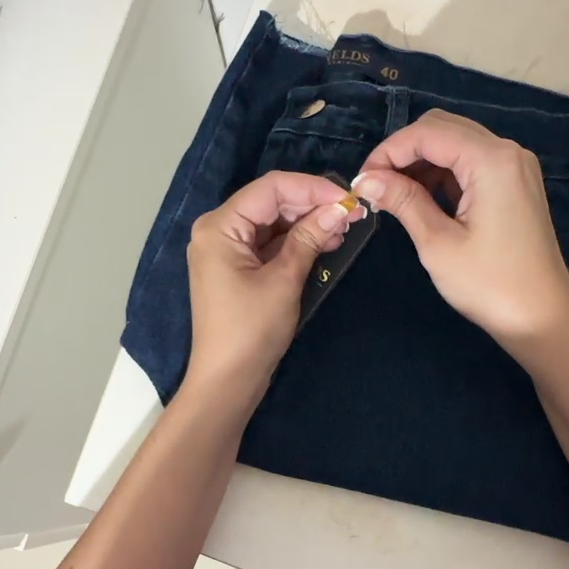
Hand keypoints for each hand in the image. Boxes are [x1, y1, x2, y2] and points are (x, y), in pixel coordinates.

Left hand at [183, 171, 356, 401]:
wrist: (228, 380)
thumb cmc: (251, 331)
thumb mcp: (284, 280)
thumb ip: (309, 239)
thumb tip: (339, 209)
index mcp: (219, 227)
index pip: (270, 189)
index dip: (311, 188)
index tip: (347, 198)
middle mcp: (217, 231)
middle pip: (270, 202)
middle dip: (311, 206)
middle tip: (351, 215)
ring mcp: (225, 251)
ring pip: (272, 223)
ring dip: (306, 225)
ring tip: (343, 231)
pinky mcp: (236, 270)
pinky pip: (268, 245)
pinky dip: (295, 244)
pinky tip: (325, 245)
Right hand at [352, 110, 568, 348]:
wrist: (540, 317)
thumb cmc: (488, 284)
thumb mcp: (438, 244)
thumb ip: (403, 202)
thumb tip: (365, 180)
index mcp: (491, 160)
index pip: (428, 133)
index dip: (388, 151)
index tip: (362, 181)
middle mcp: (507, 152)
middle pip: (443, 129)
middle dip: (403, 152)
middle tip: (374, 187)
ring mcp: (515, 168)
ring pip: (456, 145)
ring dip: (421, 163)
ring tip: (392, 197)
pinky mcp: (515, 186)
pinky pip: (471, 165)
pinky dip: (442, 175)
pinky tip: (421, 201)